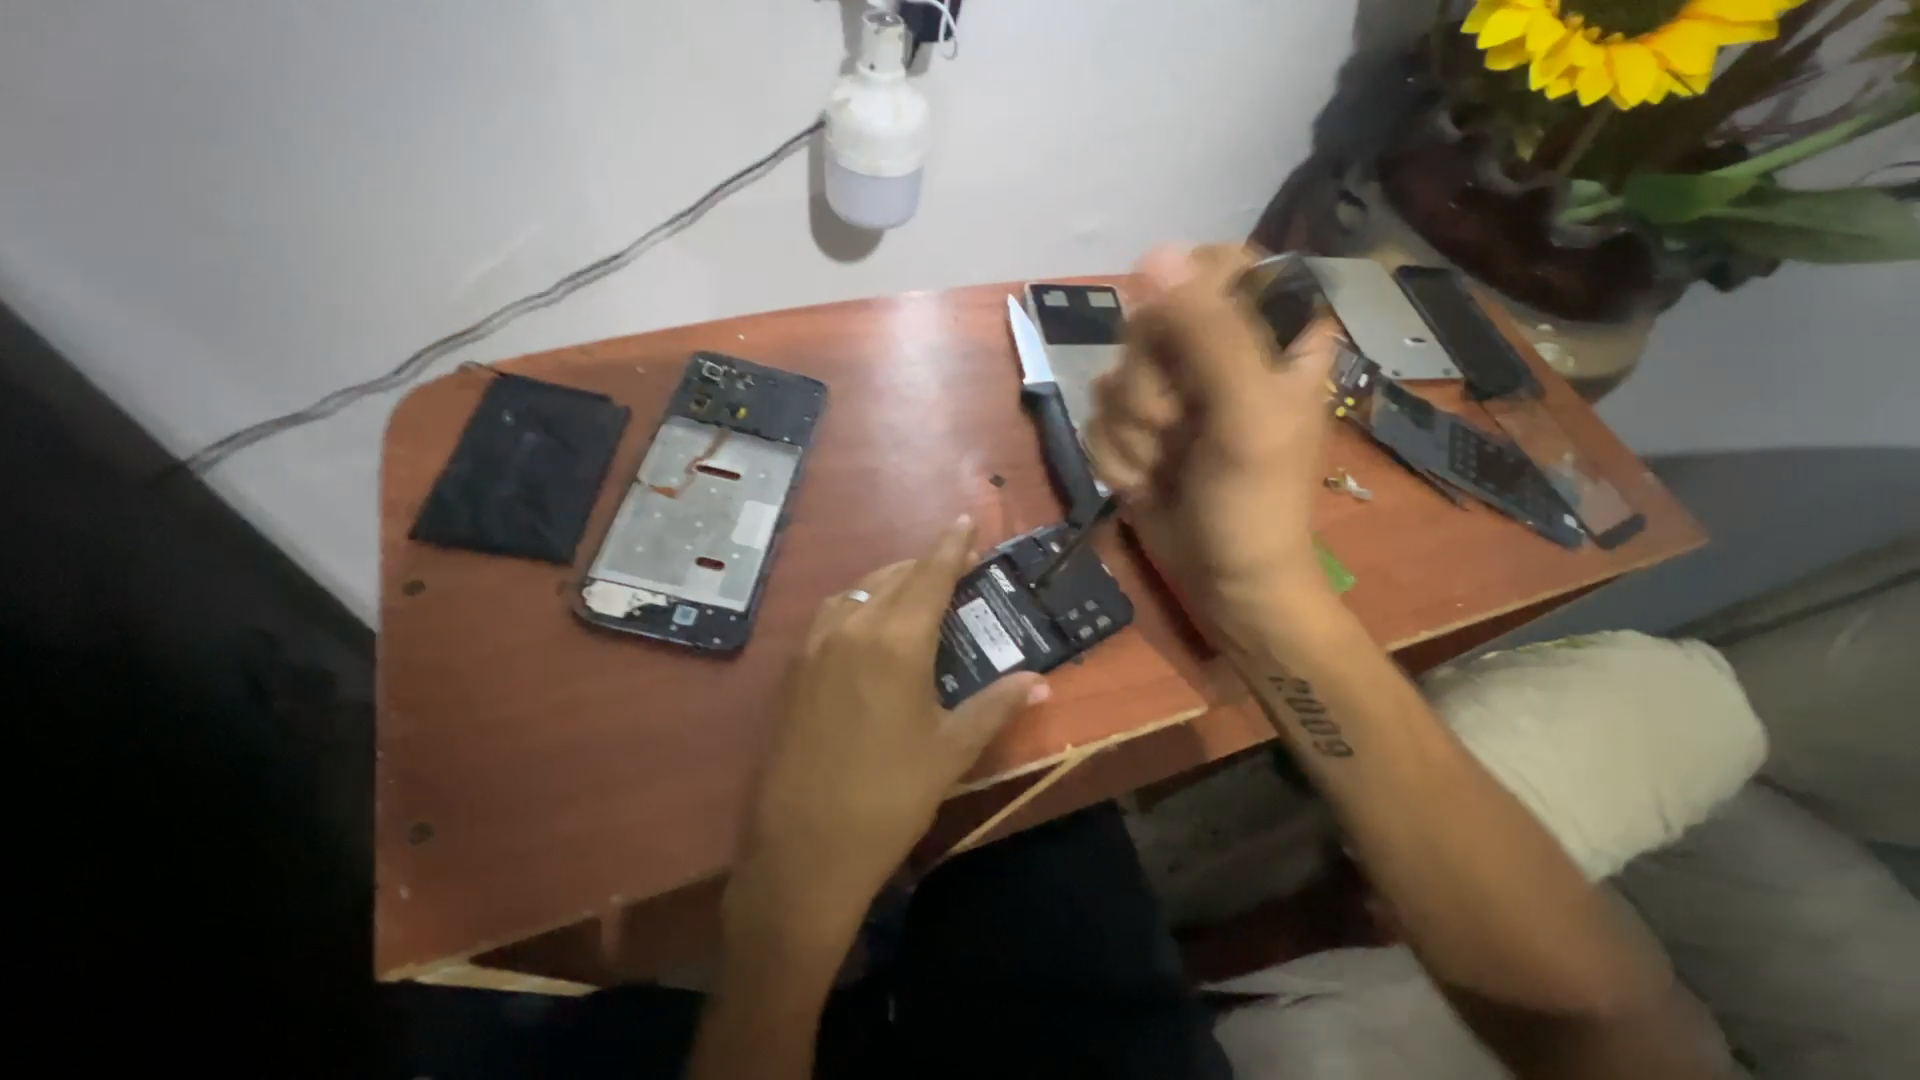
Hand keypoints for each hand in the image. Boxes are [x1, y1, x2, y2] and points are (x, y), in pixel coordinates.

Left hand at [727, 515, 1049, 945]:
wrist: (805, 848)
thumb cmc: (890, 797)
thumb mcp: (952, 751)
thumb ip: (995, 707)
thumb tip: (1039, 681)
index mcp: (896, 642)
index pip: (929, 576)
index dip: (951, 547)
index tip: (965, 523)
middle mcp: (852, 630)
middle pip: (892, 579)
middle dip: (923, 565)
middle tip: (952, 567)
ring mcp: (814, 649)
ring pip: (856, 593)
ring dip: (887, 583)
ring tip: (911, 593)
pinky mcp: (792, 674)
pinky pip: (830, 618)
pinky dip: (856, 606)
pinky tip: (866, 631)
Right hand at [1086, 245, 1345, 645]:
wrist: (1225, 580)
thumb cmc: (1256, 501)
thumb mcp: (1248, 412)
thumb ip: (1209, 331)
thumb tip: (1153, 253)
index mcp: (1273, 331)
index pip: (1218, 264)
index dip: (1188, 304)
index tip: (1188, 352)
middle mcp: (1219, 348)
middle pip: (1151, 317)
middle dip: (1153, 388)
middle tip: (1182, 429)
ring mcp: (1173, 386)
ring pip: (1116, 369)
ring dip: (1134, 432)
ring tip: (1169, 466)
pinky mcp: (1137, 423)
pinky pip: (1099, 413)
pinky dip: (1118, 456)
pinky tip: (1147, 481)